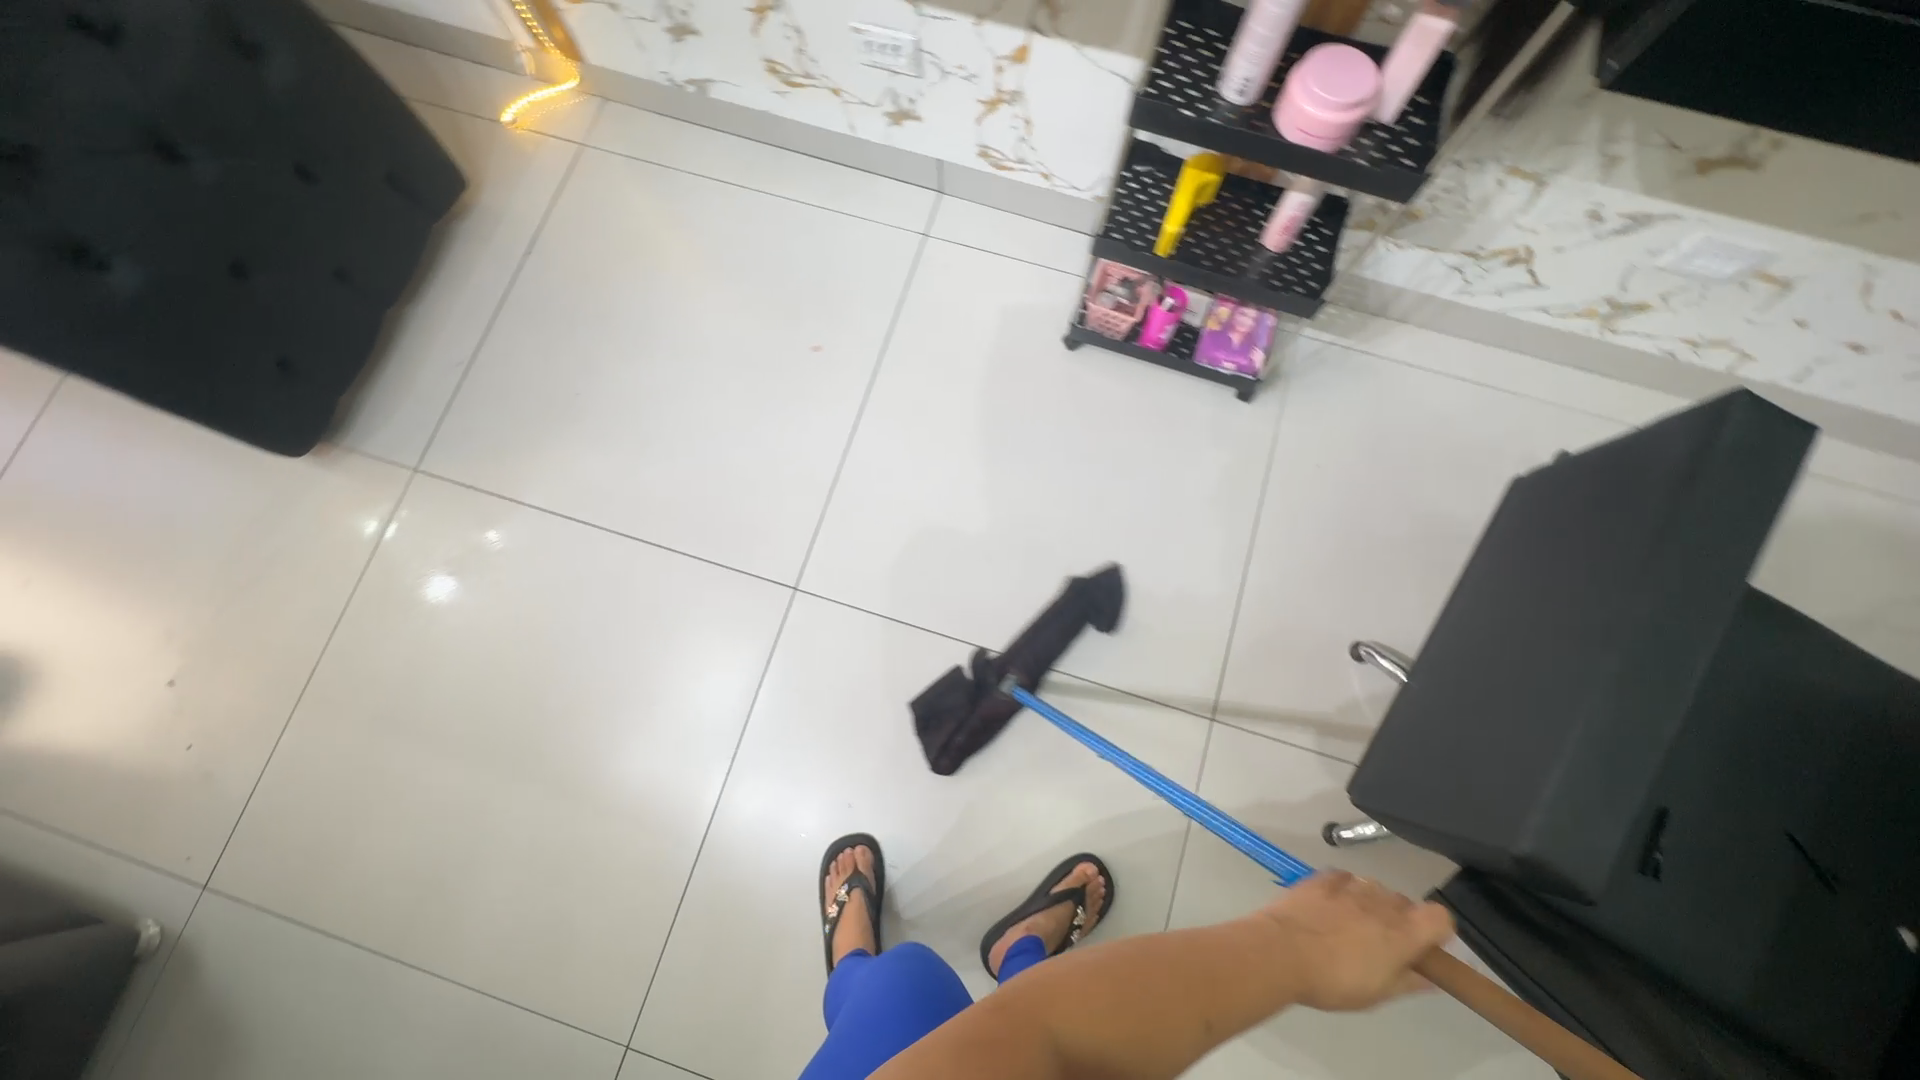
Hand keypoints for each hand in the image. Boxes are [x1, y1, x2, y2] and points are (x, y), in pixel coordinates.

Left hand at [1256, 870, 1454, 1011]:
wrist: (1280, 951)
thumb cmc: (1333, 980)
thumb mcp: (1378, 993)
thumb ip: (1408, 981)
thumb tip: (1430, 978)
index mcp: (1402, 933)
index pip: (1440, 916)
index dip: (1437, 930)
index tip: (1424, 946)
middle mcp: (1381, 903)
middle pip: (1405, 903)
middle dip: (1400, 921)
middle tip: (1381, 944)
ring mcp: (1349, 886)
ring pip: (1375, 889)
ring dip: (1372, 904)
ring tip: (1350, 925)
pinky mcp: (1321, 878)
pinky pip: (1344, 878)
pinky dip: (1344, 889)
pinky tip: (1330, 906)